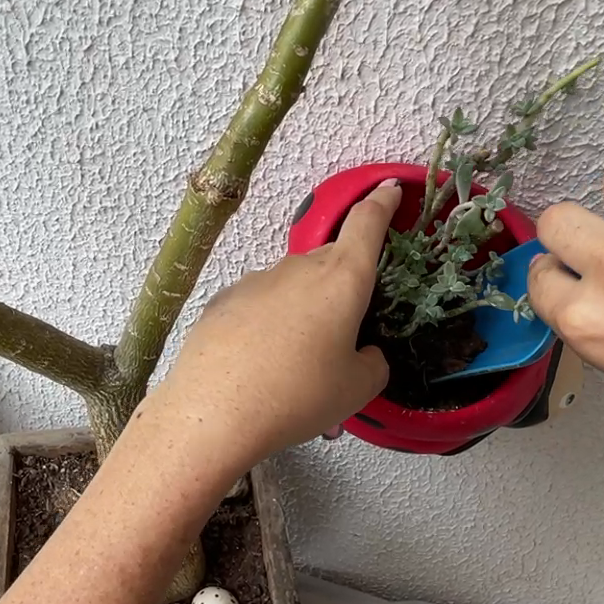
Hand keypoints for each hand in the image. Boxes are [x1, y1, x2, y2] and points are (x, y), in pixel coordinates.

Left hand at [147, 182, 395, 463]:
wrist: (214, 413)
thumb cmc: (297, 397)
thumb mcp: (357, 389)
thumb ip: (373, 362)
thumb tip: (364, 353)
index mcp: (342, 279)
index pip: (367, 224)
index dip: (382, 204)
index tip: (389, 191)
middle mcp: (297, 269)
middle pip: (329, 262)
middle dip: (341, 286)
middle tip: (343, 331)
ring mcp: (255, 282)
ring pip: (291, 287)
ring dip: (301, 311)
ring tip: (294, 364)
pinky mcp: (222, 301)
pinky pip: (257, 305)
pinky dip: (265, 324)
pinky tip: (257, 363)